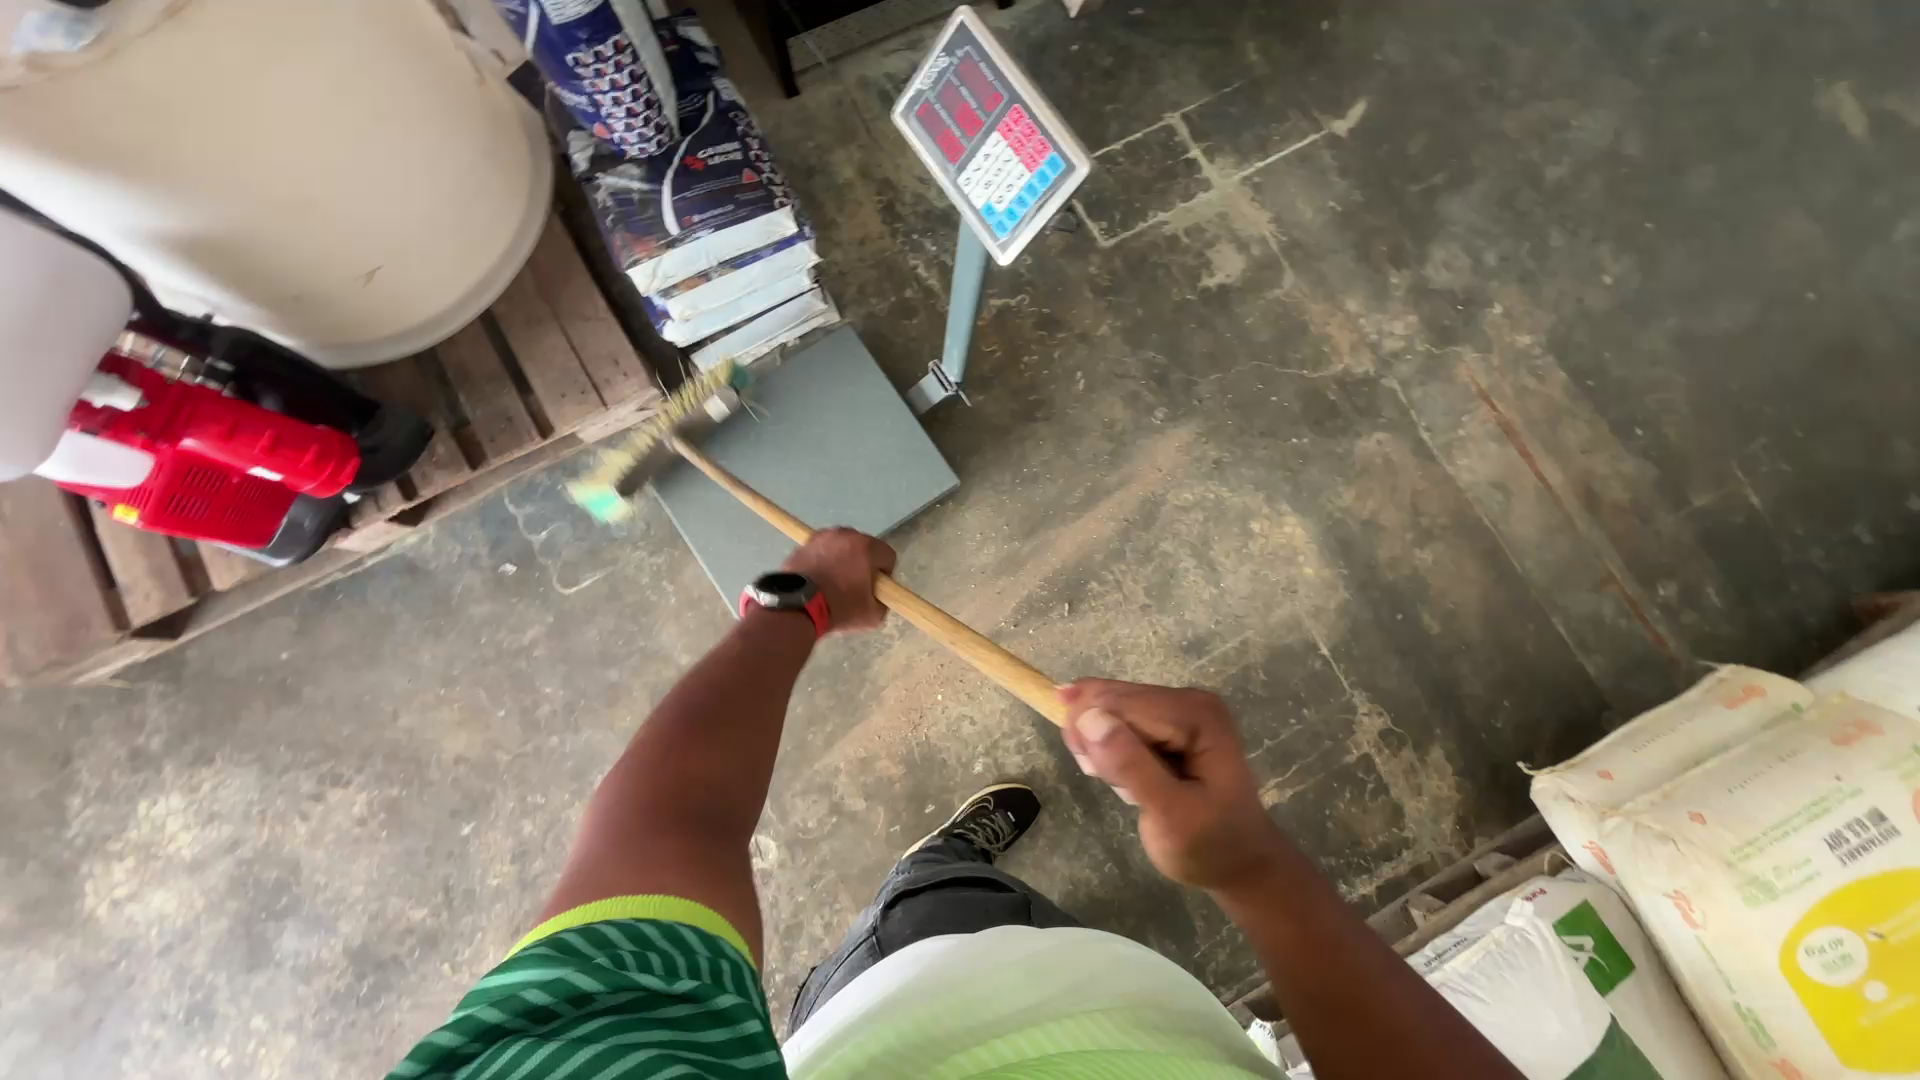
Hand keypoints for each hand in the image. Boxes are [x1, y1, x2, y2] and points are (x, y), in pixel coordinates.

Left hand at [781, 527, 896, 633]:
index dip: (885, 574)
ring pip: (841, 546)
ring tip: (833, 581)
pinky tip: (818, 578)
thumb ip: (882, 602)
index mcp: (867, 547)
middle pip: (864, 547)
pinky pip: (822, 550)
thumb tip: (877, 597)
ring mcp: (822, 536)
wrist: (796, 606)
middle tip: (854, 585)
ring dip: (843, 558)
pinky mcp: (803, 544)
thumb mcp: (872, 615)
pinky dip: (823, 560)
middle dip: (863, 563)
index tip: (875, 588)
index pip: (888, 555)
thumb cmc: (839, 607)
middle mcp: (846, 534)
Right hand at [1060, 679, 1288, 890]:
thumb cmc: (1208, 846)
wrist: (1238, 864)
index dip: (1091, 727)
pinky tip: (1120, 772)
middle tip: (1103, 777)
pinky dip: (1108, 745)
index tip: (1089, 769)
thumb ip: (1131, 766)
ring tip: (1119, 782)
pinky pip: (1118, 718)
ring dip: (1100, 743)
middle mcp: (1189, 700)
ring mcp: (1178, 708)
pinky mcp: (1167, 721)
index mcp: (1198, 716)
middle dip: (1094, 735)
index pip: (1123, 703)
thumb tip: (1089, 719)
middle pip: (1114, 699)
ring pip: (1110, 707)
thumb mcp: (1169, 815)